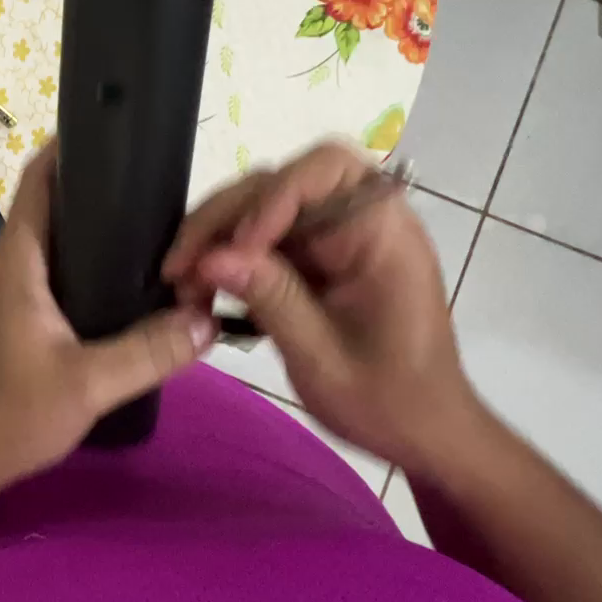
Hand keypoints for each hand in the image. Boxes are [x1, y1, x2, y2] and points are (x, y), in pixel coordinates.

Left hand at [0, 141, 216, 490]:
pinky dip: (98, 261)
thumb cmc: (11, 415)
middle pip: (56, 203)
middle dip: (101, 183)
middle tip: (163, 180)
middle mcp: (18, 265)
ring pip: (64, 239)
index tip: (118, 130)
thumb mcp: (87, 384)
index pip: (38, 182)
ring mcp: (22, 291)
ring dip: (102, 225)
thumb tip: (209, 317)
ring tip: (161, 220)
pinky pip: (67, 270)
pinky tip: (138, 277)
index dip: (70, 147)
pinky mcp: (31, 316)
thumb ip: (149, 350)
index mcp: (20, 262)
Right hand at [162, 141, 482, 474]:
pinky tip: (201, 289)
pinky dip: (226, 259)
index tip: (234, 249)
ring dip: (215, 238)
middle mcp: (358, 220)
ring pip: (259, 207)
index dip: (273, 196)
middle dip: (223, 219)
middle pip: (279, 183)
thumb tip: (210, 258)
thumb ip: (272, 300)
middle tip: (179, 268)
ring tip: (182, 283)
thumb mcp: (323, 360)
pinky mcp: (314, 256)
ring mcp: (333, 237)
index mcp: (382, 234)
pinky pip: (261, 239)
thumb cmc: (388, 403)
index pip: (327, 169)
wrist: (422, 432)